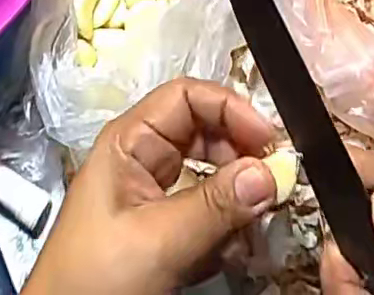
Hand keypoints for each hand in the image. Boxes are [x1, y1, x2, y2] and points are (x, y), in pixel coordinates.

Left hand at [24, 79, 278, 294]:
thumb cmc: (96, 275)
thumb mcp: (157, 240)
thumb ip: (214, 205)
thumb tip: (269, 172)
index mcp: (132, 139)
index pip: (186, 98)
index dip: (229, 108)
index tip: (270, 139)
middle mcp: (146, 156)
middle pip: (204, 132)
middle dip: (241, 153)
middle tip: (277, 181)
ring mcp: (156, 192)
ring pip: (211, 173)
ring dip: (239, 194)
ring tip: (263, 218)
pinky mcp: (166, 228)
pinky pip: (209, 211)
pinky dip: (231, 226)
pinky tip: (242, 246)